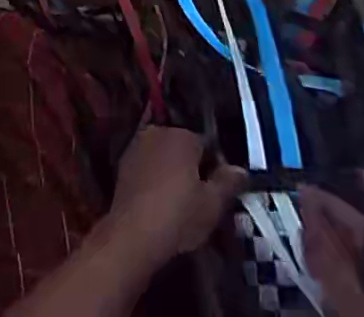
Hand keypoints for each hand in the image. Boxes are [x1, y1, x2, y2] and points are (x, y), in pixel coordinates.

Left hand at [101, 126, 246, 265]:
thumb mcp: (213, 204)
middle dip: (193, 166)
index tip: (218, 191)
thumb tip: (240, 170)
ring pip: (164, 155)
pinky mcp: (123, 161)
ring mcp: (136, 144)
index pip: (207, 145)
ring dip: (172, 170)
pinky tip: (158, 199)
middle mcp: (157, 132)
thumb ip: (228, 182)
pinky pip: (147, 164)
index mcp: (181, 136)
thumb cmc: (179, 214)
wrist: (134, 231)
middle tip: (200, 197)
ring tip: (179, 200)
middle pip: (183, 147)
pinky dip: (154, 175)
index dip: (216, 168)